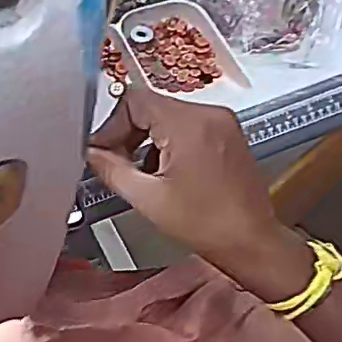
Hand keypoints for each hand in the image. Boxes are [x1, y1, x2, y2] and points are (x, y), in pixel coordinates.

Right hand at [87, 85, 304, 291]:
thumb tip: (92, 153)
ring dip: (145, 140)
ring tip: (139, 173)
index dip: (111, 125)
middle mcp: (208, 114)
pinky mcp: (226, 133)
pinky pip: (185, 126)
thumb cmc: (205, 224)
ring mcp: (221, 122)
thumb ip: (111, 169)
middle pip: (150, 106)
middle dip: (126, 133)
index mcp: (189, 125)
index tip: (102, 151)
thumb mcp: (146, 198)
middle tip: (114, 163)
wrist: (250, 240)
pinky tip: (161, 173)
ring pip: (166, 116)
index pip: (134, 100)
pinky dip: (166, 143)